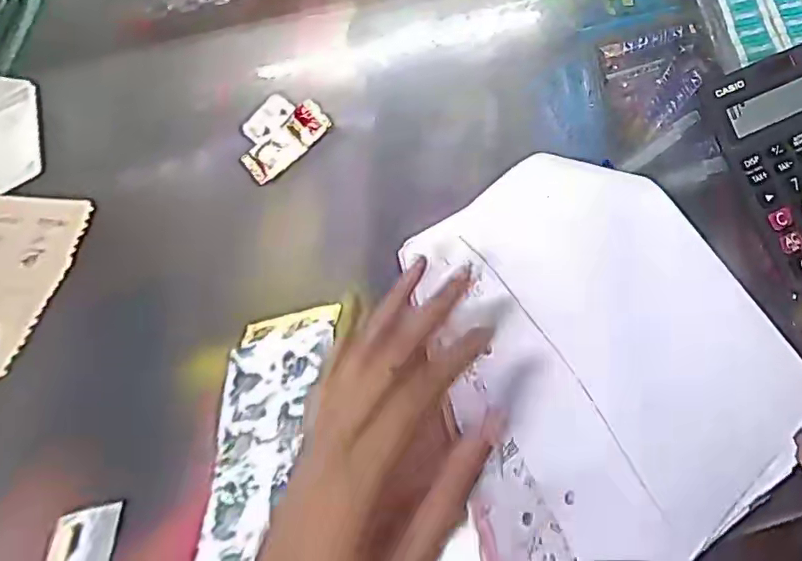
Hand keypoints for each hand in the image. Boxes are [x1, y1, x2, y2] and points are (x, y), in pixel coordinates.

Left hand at [261, 260, 495, 560]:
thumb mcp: (408, 556)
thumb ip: (449, 491)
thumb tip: (493, 423)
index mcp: (362, 468)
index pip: (416, 392)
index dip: (456, 355)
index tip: (487, 327)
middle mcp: (334, 439)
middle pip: (385, 358)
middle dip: (427, 311)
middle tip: (460, 275)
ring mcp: (315, 435)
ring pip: (355, 355)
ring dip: (388, 306)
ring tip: (414, 269)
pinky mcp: (307, 440)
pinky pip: (329, 375)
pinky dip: (349, 336)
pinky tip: (360, 309)